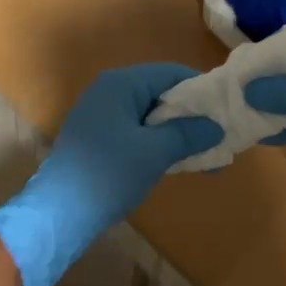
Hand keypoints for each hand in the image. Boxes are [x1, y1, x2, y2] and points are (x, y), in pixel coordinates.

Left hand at [0, 63, 222, 285]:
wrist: (59, 212)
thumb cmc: (107, 174)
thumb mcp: (153, 153)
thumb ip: (186, 134)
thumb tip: (216, 126)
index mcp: (121, 84)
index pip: (169, 73)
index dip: (200, 89)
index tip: (226, 108)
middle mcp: (110, 91)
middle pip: (159, 92)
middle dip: (190, 114)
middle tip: (221, 135)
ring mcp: (101, 114)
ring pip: (149, 115)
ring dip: (177, 132)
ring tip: (207, 153)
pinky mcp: (98, 137)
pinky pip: (137, 130)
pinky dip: (158, 142)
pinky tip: (179, 161)